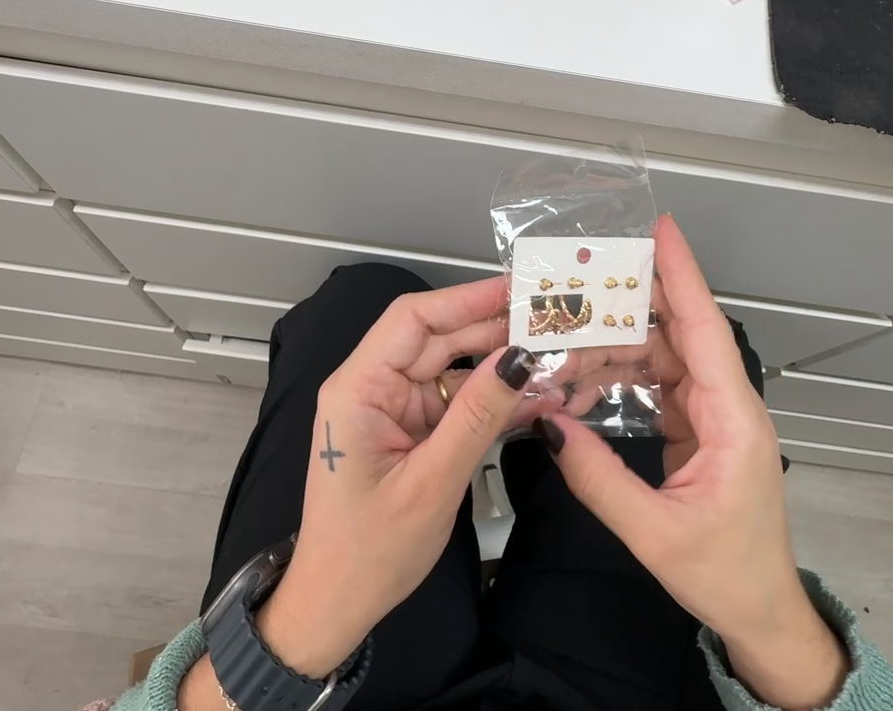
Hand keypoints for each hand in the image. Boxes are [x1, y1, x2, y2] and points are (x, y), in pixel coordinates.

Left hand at [256, 277, 537, 677]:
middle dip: (493, 330)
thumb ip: (477, 417)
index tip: (516, 289)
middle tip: (551, 323)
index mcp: (359, 387)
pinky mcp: (411, 431)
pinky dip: (493, 402)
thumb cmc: (370, 549)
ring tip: (555, 359)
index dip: (466, 298)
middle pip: (437, 340)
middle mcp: (373, 387)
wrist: (337, 604)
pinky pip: (456, 404)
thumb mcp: (431, 482)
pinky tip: (536, 399)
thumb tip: (518, 357)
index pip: (413, 320)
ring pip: (453, 371)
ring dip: (500, 368)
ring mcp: (394, 409)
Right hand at [536, 216, 847, 710]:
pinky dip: (617, 377)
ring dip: (612, 347)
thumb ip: (599, 479)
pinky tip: (579, 379)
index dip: (682, 276)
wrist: (761, 614)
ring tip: (561, 342)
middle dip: (625, 308)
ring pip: (659, 357)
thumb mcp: (656, 533)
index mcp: (733, 419)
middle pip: (675, 335)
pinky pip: (653, 384)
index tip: (660, 229)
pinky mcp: (696, 429)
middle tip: (575, 284)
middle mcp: (726, 405)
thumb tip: (548, 426)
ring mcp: (711, 415)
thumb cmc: (726, 575)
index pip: (705, 330)